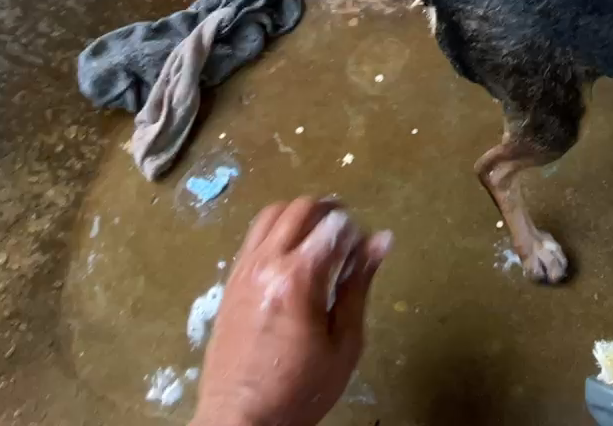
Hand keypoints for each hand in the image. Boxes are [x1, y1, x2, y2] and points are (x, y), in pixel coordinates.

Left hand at [191, 197, 393, 425]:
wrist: (239, 424)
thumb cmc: (300, 390)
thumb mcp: (344, 342)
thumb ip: (359, 284)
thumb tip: (382, 240)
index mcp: (299, 278)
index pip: (334, 225)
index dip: (356, 232)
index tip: (363, 252)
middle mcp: (268, 263)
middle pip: (301, 208)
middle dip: (330, 212)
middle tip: (345, 235)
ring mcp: (244, 270)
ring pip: (273, 213)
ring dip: (300, 215)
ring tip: (317, 238)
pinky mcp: (230, 281)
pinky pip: (254, 236)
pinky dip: (277, 231)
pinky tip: (291, 255)